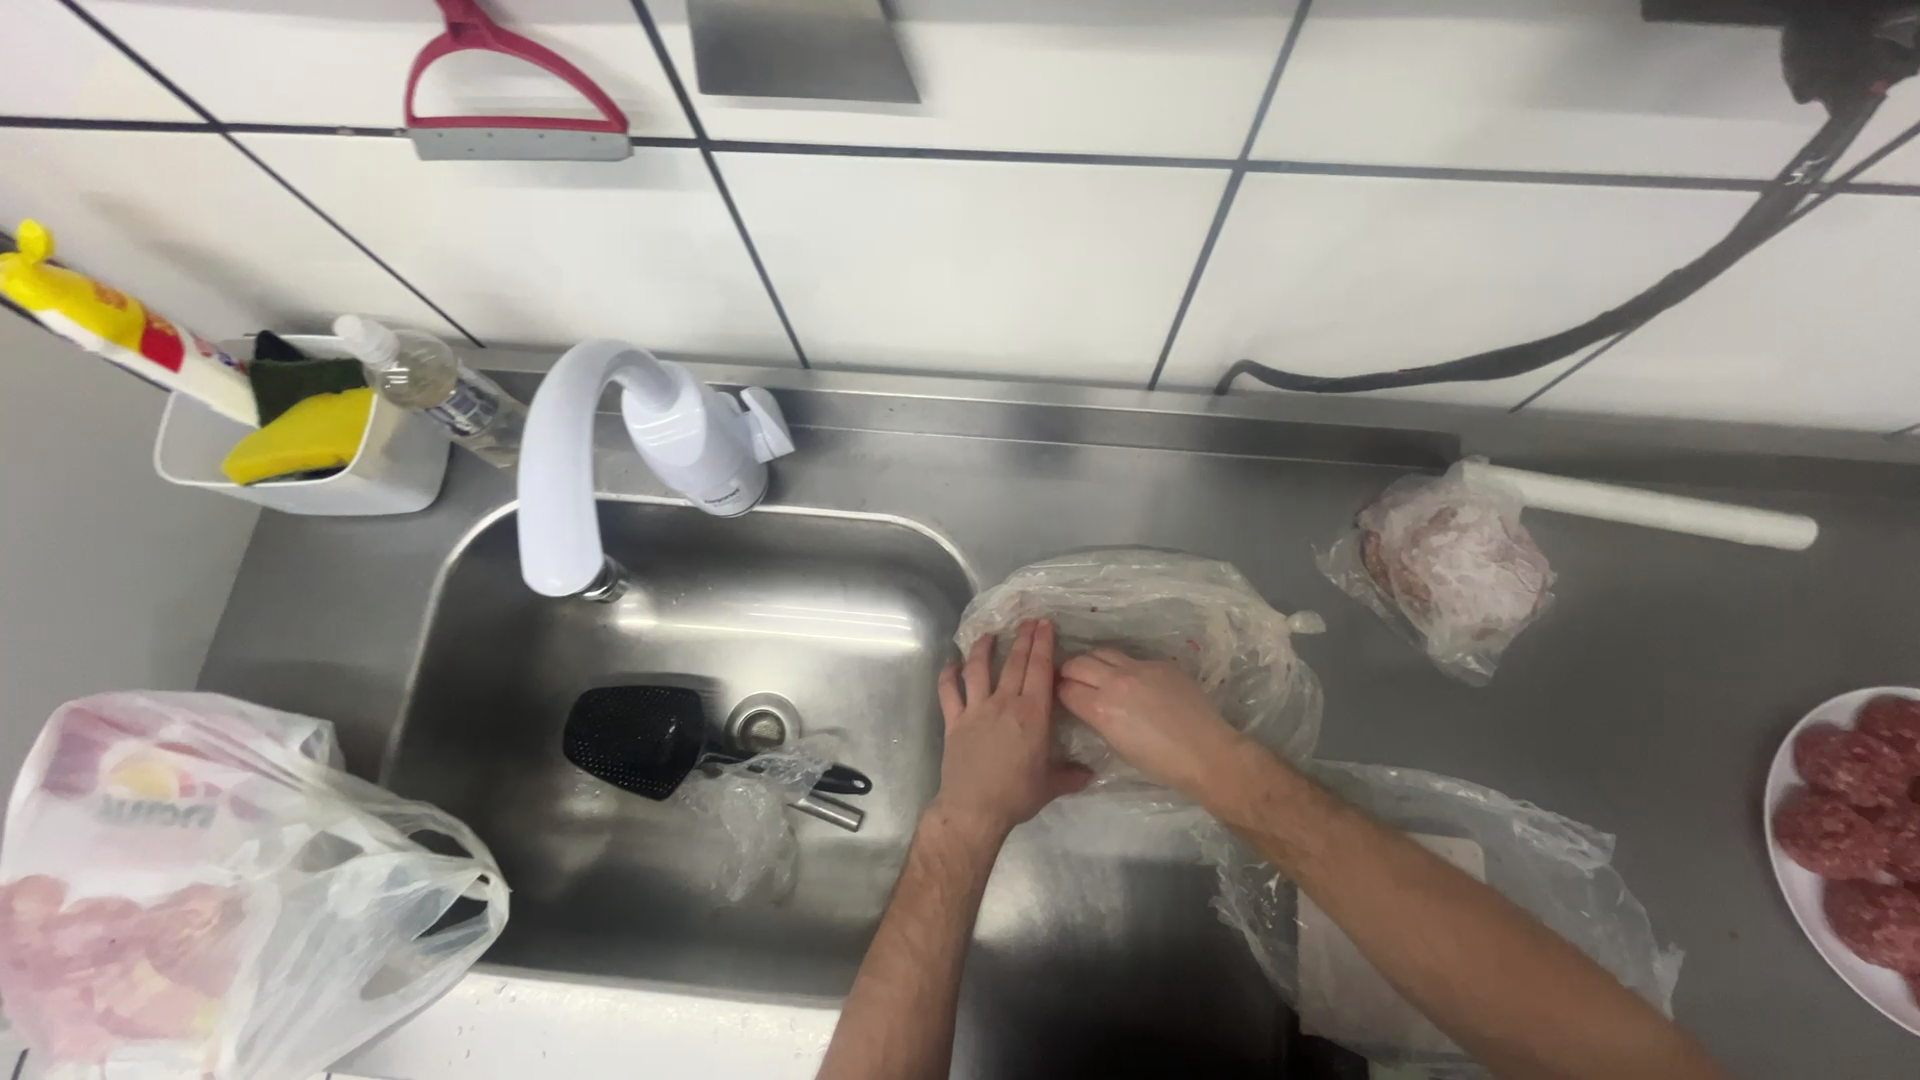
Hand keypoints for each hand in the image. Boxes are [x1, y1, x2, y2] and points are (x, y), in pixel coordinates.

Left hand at [933, 619, 1091, 839]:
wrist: (974, 808)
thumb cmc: (1016, 795)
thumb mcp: (1050, 785)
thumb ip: (1070, 775)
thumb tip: (1090, 774)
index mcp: (1032, 714)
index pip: (1040, 671)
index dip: (1044, 645)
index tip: (1045, 625)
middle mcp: (1004, 704)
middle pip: (1015, 663)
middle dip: (1023, 639)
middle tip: (1028, 620)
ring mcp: (976, 710)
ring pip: (979, 669)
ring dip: (983, 648)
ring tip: (988, 634)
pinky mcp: (954, 721)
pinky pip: (949, 692)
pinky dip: (948, 676)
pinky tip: (950, 663)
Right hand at [1055, 650, 1251, 797]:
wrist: (1207, 753)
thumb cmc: (1160, 763)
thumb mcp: (1118, 746)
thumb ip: (1099, 719)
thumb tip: (1090, 706)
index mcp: (1101, 708)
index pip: (1065, 689)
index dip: (1060, 694)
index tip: (1063, 698)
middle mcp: (1116, 681)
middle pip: (1078, 663)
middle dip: (1070, 672)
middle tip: (1073, 681)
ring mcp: (1140, 668)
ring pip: (1103, 652)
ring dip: (1094, 662)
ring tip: (1099, 674)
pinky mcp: (1161, 663)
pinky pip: (1133, 659)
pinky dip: (1125, 667)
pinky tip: (1136, 683)